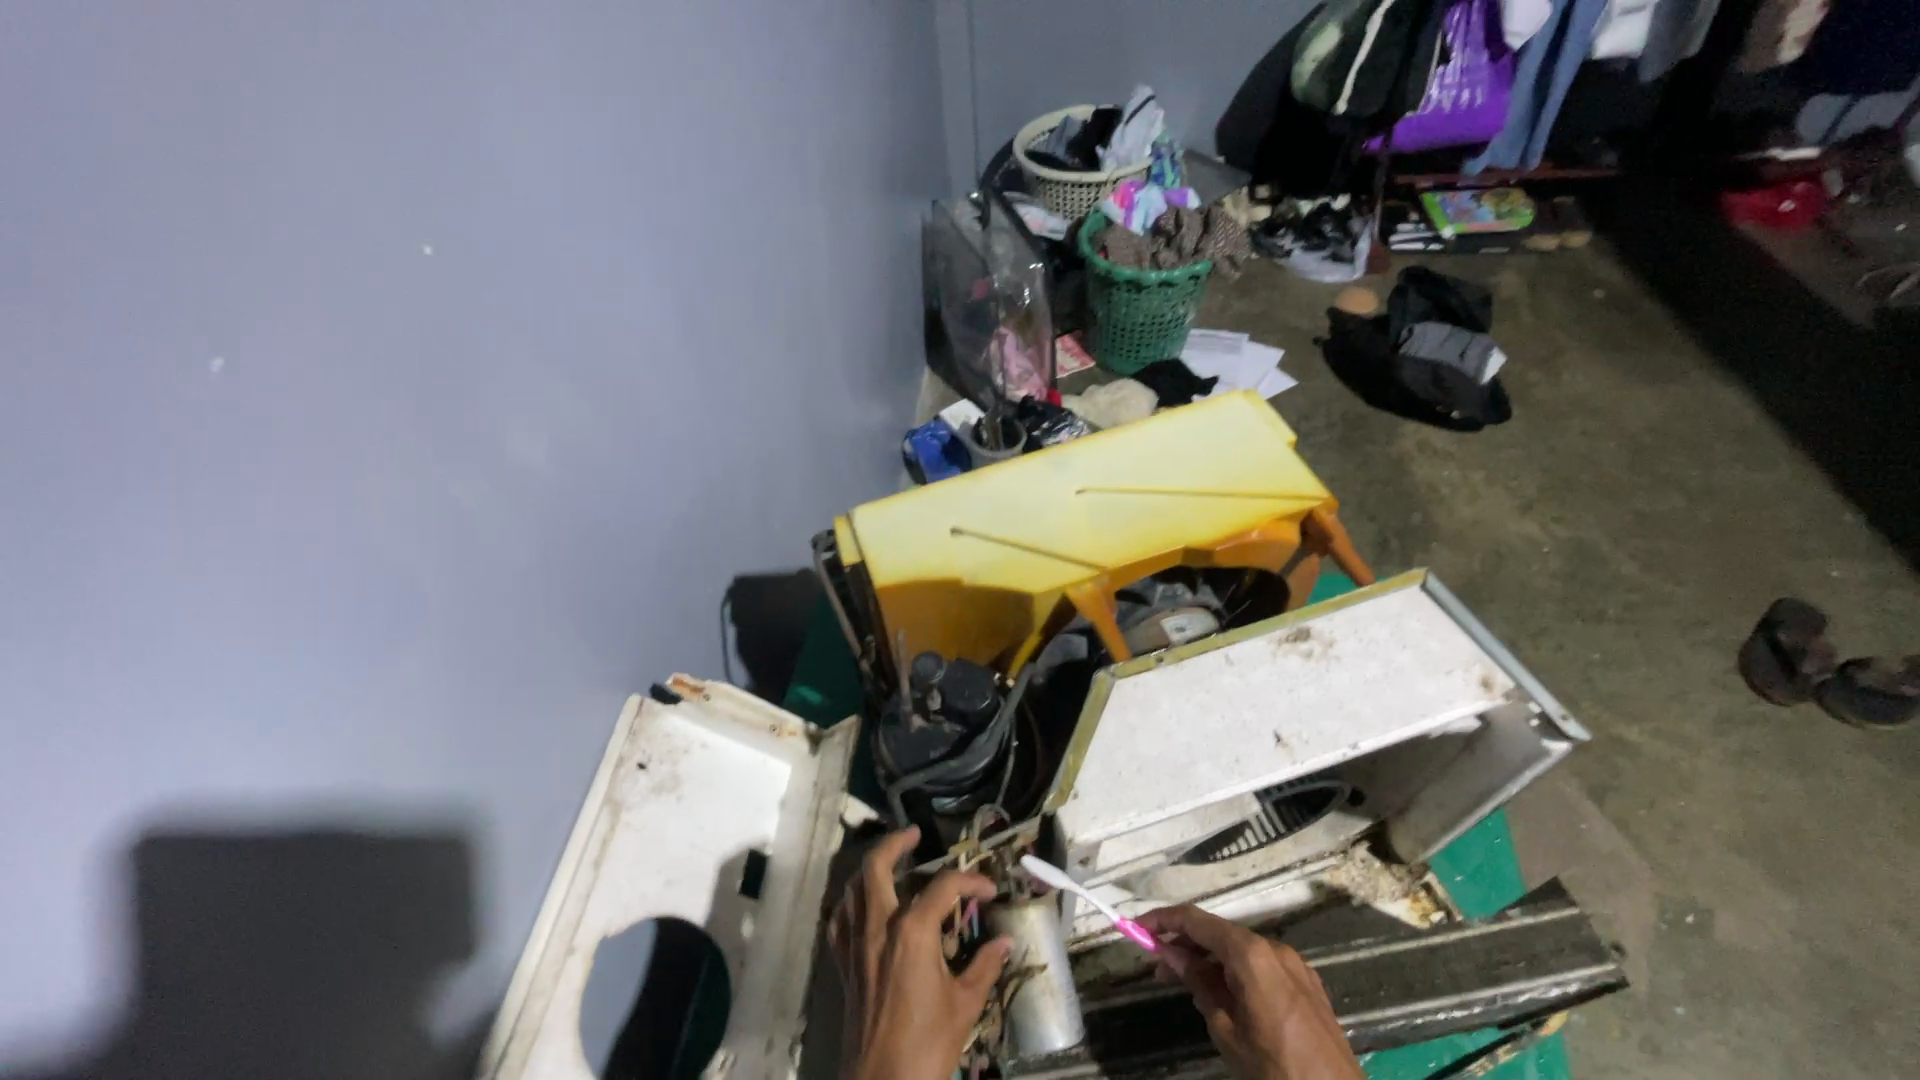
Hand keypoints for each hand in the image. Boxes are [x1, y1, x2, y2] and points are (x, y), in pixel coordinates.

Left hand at [828, 827, 1010, 1079]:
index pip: (944, 886)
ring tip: (890, 862)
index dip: (970, 881)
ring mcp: (855, 945)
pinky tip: (862, 906)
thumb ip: (984, 965)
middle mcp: (878, 928)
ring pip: (852, 888)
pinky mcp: (843, 966)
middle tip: (915, 834)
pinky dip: (850, 904)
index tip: (989, 891)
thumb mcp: (966, 1004)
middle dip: (895, 843)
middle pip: (876, 867)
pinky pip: (839, 921)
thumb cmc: (928, 1044)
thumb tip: (1005, 941)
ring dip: (870, 868)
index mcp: (912, 932)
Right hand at [1136, 904, 1363, 1079]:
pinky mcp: (1306, 984)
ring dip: (1210, 959)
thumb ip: (1197, 983)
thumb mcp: (1225, 1028)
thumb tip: (1172, 955)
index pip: (1196, 920)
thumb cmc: (1275, 1069)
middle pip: (1218, 932)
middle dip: (1185, 944)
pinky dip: (1235, 970)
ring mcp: (1293, 965)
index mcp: (1250, 954)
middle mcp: (1272, 948)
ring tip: (1186, 985)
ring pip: (1240, 949)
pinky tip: (1222, 995)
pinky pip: (1261, 965)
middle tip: (1157, 968)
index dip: (1163, 920)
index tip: (1137, 929)